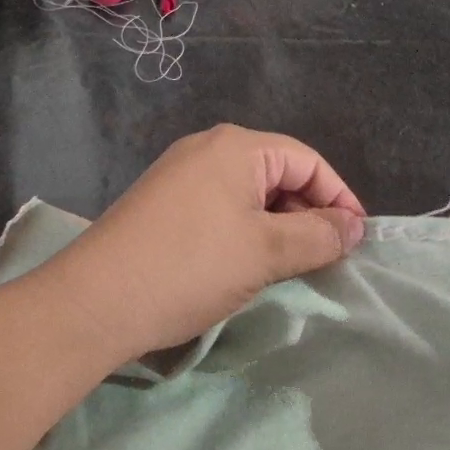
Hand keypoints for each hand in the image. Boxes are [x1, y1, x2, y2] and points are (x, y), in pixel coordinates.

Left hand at [38, 125, 366, 360]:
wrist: (93, 302)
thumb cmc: (189, 267)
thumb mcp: (264, 252)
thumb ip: (318, 236)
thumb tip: (355, 226)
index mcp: (236, 146)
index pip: (307, 161)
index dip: (339, 198)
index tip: (357, 241)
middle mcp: (207, 149)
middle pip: (277, 173)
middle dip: (307, 213)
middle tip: (325, 259)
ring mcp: (179, 175)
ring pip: (248, 193)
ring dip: (276, 226)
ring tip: (289, 266)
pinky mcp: (162, 203)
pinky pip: (220, 207)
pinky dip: (244, 231)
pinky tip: (245, 265)